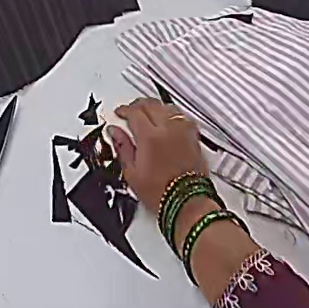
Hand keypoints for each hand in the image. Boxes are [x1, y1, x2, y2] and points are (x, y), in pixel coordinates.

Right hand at [105, 98, 209, 214]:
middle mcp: (169, 130)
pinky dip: (172, 114)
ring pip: (168, 107)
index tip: (119, 113)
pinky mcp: (194, 138)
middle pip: (151, 105)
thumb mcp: (132, 173)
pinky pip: (182, 117)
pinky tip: (168, 120)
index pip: (134, 112)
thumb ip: (122, 147)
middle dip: (138, 105)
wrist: (186, 202)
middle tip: (130, 111)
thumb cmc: (161, 193)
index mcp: (150, 137)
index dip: (123, 110)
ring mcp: (184, 132)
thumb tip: (115, 132)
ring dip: (156, 106)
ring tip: (148, 113)